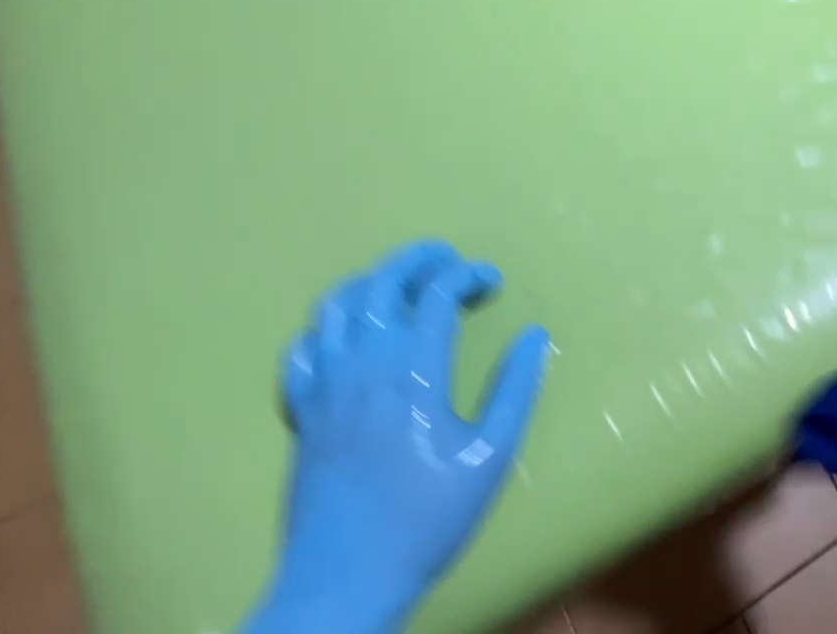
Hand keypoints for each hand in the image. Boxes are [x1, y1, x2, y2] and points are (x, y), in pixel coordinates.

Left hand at [247, 241, 552, 633]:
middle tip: (448, 257)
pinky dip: (329, 327)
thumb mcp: (489, 456)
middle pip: (383, 281)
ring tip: (402, 285)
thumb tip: (535, 336)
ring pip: (337, 305)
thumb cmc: (427, 517)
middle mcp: (363, 363)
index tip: (492, 280)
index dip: (468, 275)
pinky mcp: (301, 409)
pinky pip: (303, 347)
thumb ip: (515, 390)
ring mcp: (324, 384)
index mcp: (413, 370)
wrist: (344, 579)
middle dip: (419, 257)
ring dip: (373, 282)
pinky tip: (351, 338)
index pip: (438, 294)